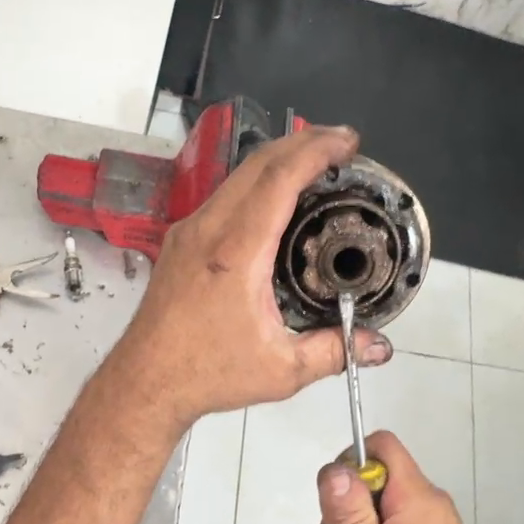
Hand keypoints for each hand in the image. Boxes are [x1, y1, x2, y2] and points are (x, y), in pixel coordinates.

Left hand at [115, 127, 392, 425]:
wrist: (145, 381)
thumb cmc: (204, 372)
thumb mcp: (281, 369)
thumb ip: (334, 351)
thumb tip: (377, 345)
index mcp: (235, 253)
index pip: (278, 180)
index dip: (315, 151)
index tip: (346, 141)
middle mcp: (208, 231)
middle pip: (258, 163)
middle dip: (303, 142)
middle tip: (341, 143)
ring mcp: (189, 231)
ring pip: (237, 175)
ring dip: (278, 159)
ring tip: (315, 162)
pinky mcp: (181, 240)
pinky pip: (222, 195)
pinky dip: (255, 181)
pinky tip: (275, 196)